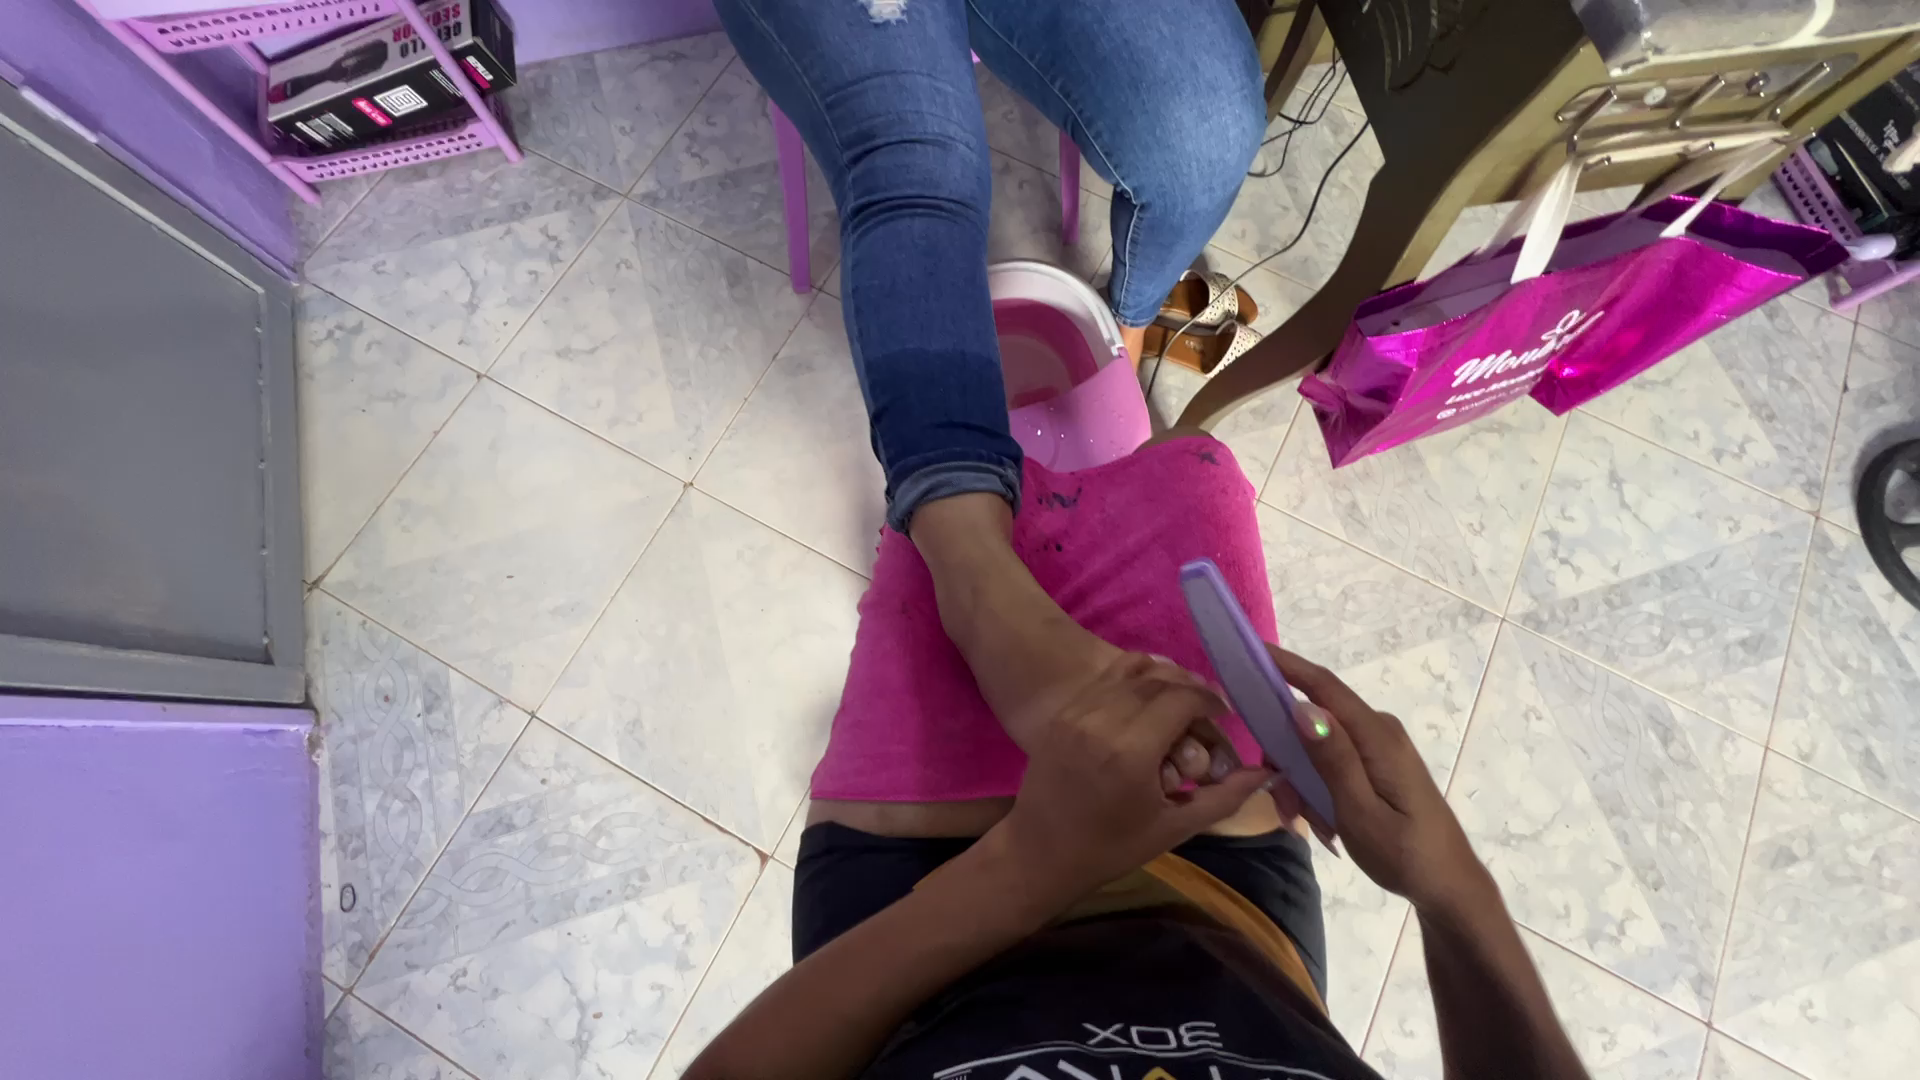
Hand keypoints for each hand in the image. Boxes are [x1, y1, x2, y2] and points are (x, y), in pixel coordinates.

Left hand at [995, 653, 1275, 902]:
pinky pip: (1104, 680)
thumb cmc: (1111, 847)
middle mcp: (1102, 721)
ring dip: (1162, 676)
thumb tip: (1267, 772)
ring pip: (1130, 673)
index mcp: (1131, 752)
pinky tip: (1149, 689)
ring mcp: (1077, 712)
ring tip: (1183, 694)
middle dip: (1189, 686)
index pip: (1181, 700)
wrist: (1041, 851)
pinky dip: (1131, 676)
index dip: (1209, 700)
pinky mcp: (1063, 712)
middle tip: (1209, 705)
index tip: (1225, 713)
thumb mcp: (1174, 827)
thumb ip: (1224, 797)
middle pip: (1157, 681)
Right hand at [1268, 646, 1496, 916]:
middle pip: (1312, 716)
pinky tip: (1315, 816)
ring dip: (1297, 774)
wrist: (1449, 889)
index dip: (1285, 664)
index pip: (1323, 685)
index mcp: (1377, 736)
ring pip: (1316, 740)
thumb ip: (1333, 759)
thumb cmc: (1405, 855)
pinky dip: (1312, 780)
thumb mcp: (1360, 813)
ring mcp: (1377, 744)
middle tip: (1282, 802)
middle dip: (1283, 750)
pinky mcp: (1375, 760)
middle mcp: (1377, 730)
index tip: (1247, 650)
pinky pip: (1329, 756)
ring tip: (1301, 819)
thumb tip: (1302, 706)